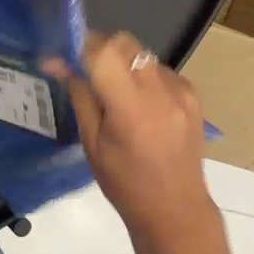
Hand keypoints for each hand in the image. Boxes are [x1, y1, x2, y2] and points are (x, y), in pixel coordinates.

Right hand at [49, 32, 216, 243]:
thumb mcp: (92, 143)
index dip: (79, 47)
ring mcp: (181, 91)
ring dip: (121, 63)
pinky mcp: (192, 96)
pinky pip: (160, 72)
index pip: (103, 52)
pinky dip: (142, 77)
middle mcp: (160, 91)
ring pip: (142, 55)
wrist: (176, 209)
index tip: (62, 57)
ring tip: (111, 91)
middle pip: (124, 43)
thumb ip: (81, 97)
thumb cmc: (125, 183)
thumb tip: (60, 64)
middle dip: (99, 49)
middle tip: (83, 70)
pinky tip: (138, 103)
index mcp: (130, 107)